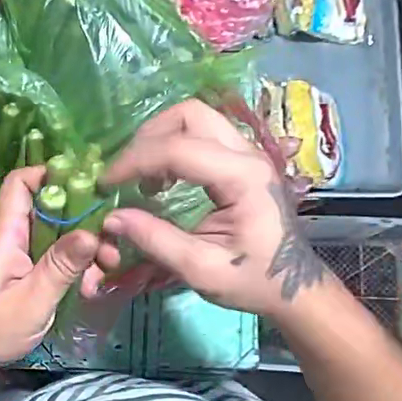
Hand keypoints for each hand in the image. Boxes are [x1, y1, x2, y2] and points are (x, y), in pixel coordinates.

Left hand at [0, 167, 112, 374]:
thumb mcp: (32, 301)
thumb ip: (60, 267)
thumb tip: (92, 232)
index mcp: (4, 238)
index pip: (19, 185)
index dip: (49, 174)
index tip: (88, 183)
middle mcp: (11, 240)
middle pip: (50, 212)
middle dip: (84, 223)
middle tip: (110, 246)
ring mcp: (18, 257)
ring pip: (57, 237)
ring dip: (84, 250)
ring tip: (105, 272)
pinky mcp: (24, 274)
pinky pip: (54, 258)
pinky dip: (74, 267)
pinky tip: (90, 286)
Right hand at [91, 100, 330, 320]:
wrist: (294, 286)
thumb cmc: (253, 281)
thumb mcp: (201, 270)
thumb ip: (156, 240)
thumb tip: (112, 217)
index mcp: (243, 178)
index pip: (179, 149)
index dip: (135, 161)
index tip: (107, 184)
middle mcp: (249, 154)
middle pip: (190, 114)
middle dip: (149, 136)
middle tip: (126, 173)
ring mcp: (249, 153)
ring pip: (197, 117)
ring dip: (162, 138)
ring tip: (144, 178)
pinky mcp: (243, 160)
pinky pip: (204, 134)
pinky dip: (176, 146)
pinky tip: (164, 179)